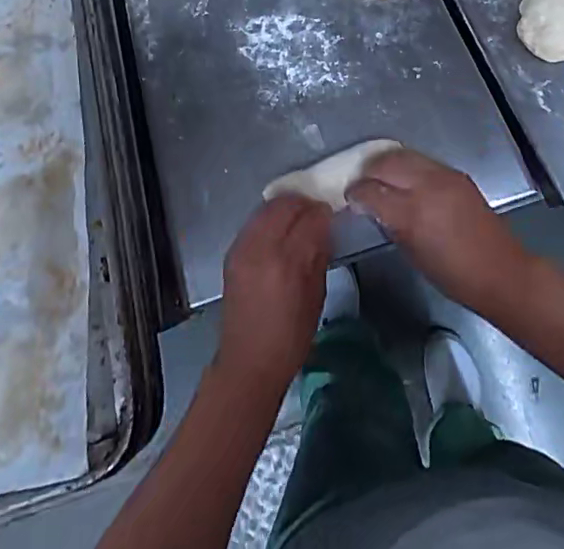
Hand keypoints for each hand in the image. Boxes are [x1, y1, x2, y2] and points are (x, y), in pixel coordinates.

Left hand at [215, 195, 332, 384]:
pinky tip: (280, 230)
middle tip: (317, 211)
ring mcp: (242, 248)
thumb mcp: (316, 297)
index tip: (332, 214)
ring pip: (266, 208)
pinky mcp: (231, 253)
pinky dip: (269, 218)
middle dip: (304, 203)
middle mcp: (262, 248)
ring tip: (299, 217)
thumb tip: (323, 230)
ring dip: (285, 207)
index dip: (323, 213)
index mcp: (287, 262)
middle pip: (284, 206)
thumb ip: (319, 257)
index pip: (310, 219)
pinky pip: (254, 222)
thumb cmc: (291, 337)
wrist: (248, 361)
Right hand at [347, 150, 540, 315]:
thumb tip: (373, 208)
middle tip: (361, 184)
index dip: (356, 193)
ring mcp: (445, 176)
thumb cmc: (453, 275)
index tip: (350, 198)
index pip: (371, 190)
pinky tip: (405, 180)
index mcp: (412, 212)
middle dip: (369, 171)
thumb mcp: (412, 253)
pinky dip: (408, 167)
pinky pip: (424, 162)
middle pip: (386, 163)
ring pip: (404, 155)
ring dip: (388, 164)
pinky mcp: (457, 174)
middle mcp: (427, 185)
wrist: (501, 271)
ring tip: (380, 178)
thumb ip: (390, 224)